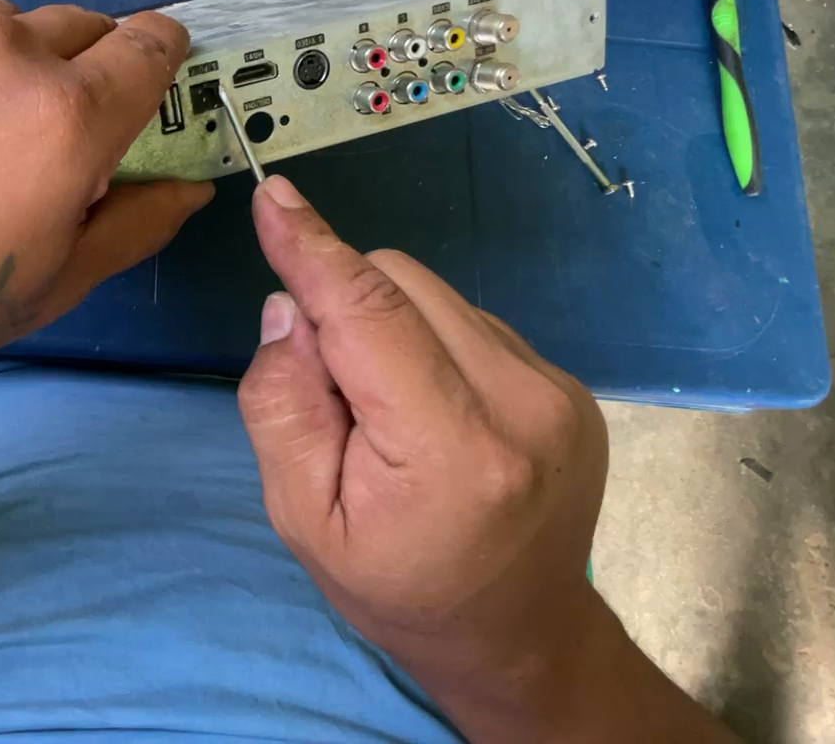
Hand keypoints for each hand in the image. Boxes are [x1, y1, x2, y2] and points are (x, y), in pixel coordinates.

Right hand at [237, 174, 618, 736]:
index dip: (313, 251)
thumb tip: (288, 308)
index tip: (272, 198)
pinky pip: (458, 313)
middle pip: (398, 282)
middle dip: (339, 299)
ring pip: (428, 289)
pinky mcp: (561, 379)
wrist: (521, 637)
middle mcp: (520, 400)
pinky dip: (417, 333)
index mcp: (451, 448)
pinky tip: (421, 398)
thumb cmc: (396, 587)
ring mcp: (553, 385)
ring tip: (376, 400)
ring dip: (378, 317)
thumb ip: (282, 406)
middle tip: (323, 377)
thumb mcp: (302, 515)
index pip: (368, 316)